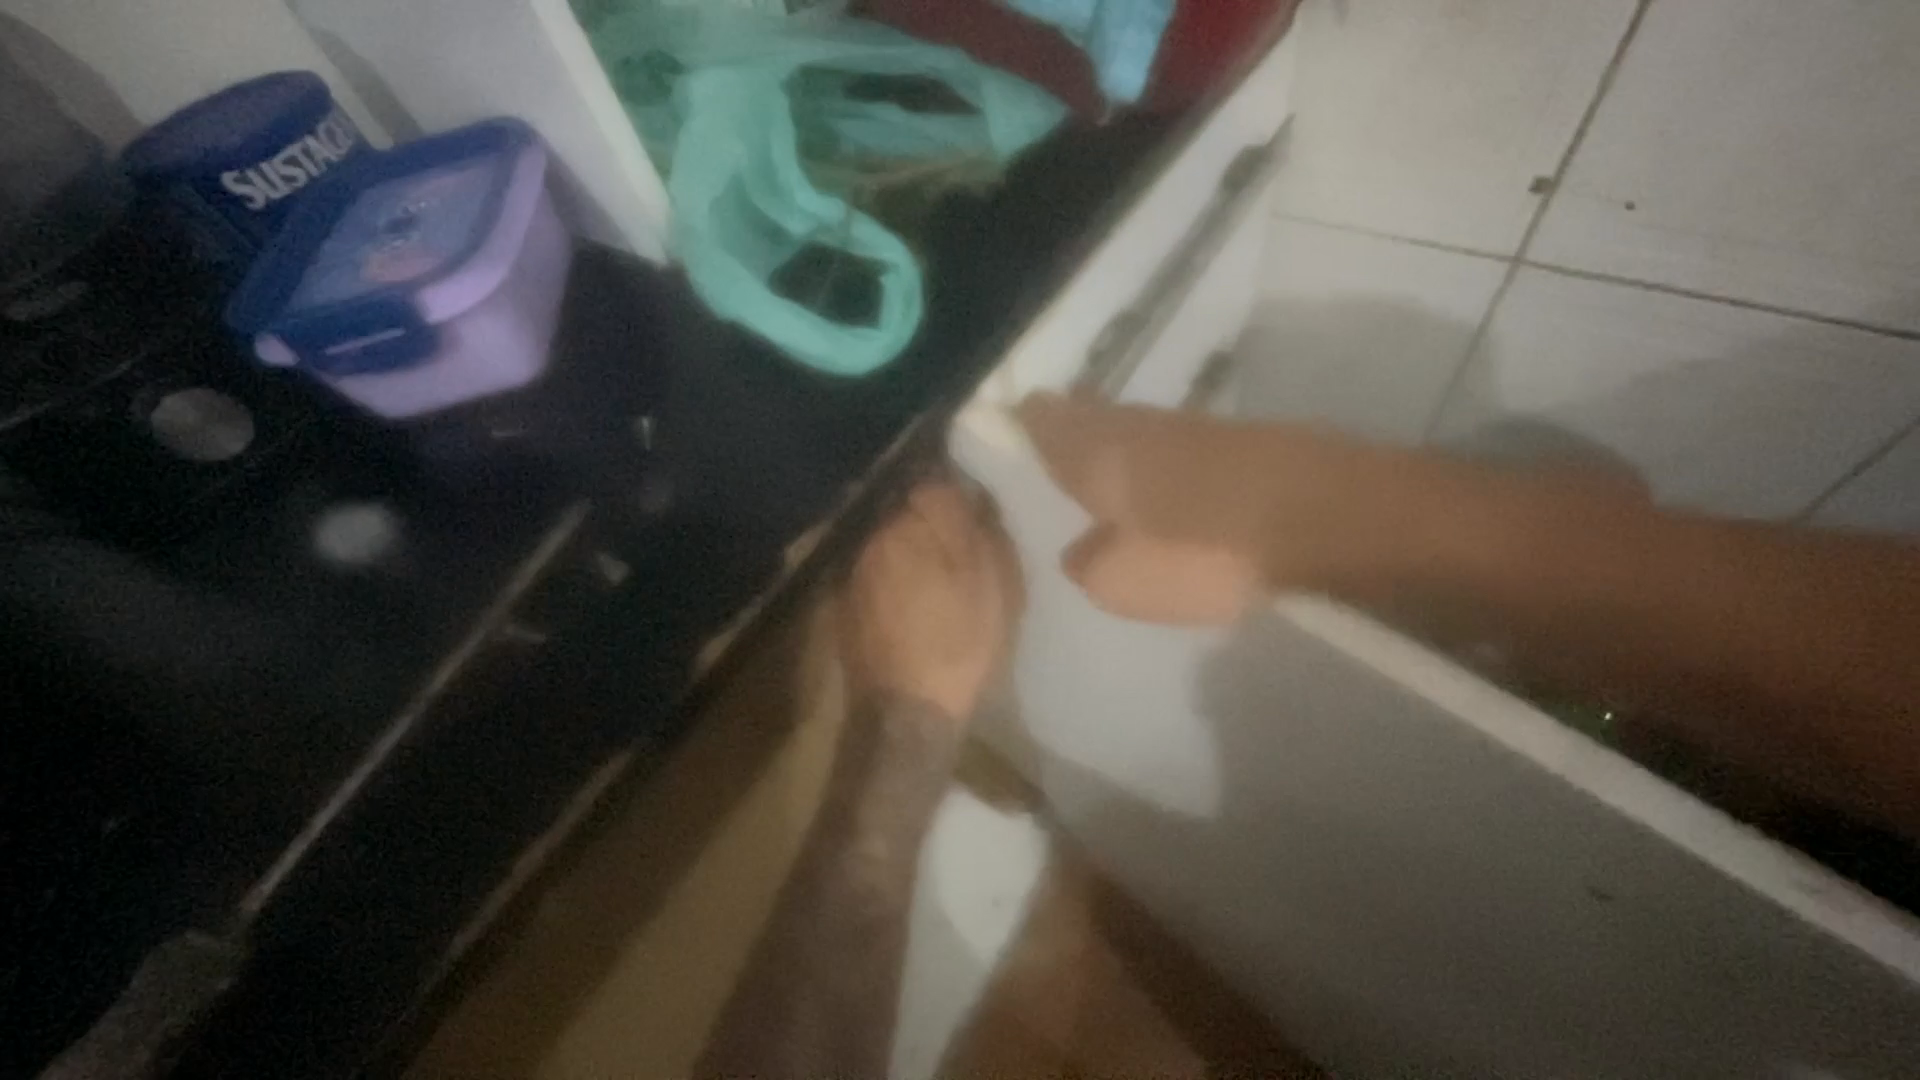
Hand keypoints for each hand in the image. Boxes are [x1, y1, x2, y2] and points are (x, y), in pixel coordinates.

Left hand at [840, 478, 1022, 719]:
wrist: (907, 709)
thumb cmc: (961, 643)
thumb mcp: (995, 586)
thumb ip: (981, 530)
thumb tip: (971, 494)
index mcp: (914, 525)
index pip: (932, 482)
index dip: (954, 490)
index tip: (970, 506)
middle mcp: (875, 536)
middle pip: (903, 507)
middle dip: (926, 516)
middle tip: (953, 539)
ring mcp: (853, 568)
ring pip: (884, 538)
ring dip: (905, 545)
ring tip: (929, 572)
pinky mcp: (842, 599)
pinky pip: (871, 569)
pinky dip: (888, 574)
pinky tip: (905, 600)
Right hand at [1015, 393, 1437, 624]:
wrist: (1321, 516)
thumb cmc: (1200, 551)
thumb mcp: (1120, 582)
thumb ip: (1089, 564)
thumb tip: (1083, 549)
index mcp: (1096, 453)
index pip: (1046, 422)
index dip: (1029, 421)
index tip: (1016, 419)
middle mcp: (1138, 427)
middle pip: (1093, 413)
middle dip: (1073, 417)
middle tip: (1055, 420)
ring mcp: (1194, 427)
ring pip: (1138, 424)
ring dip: (1119, 433)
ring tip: (1106, 448)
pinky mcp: (1241, 440)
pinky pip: (1180, 440)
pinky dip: (1164, 452)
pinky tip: (1169, 471)